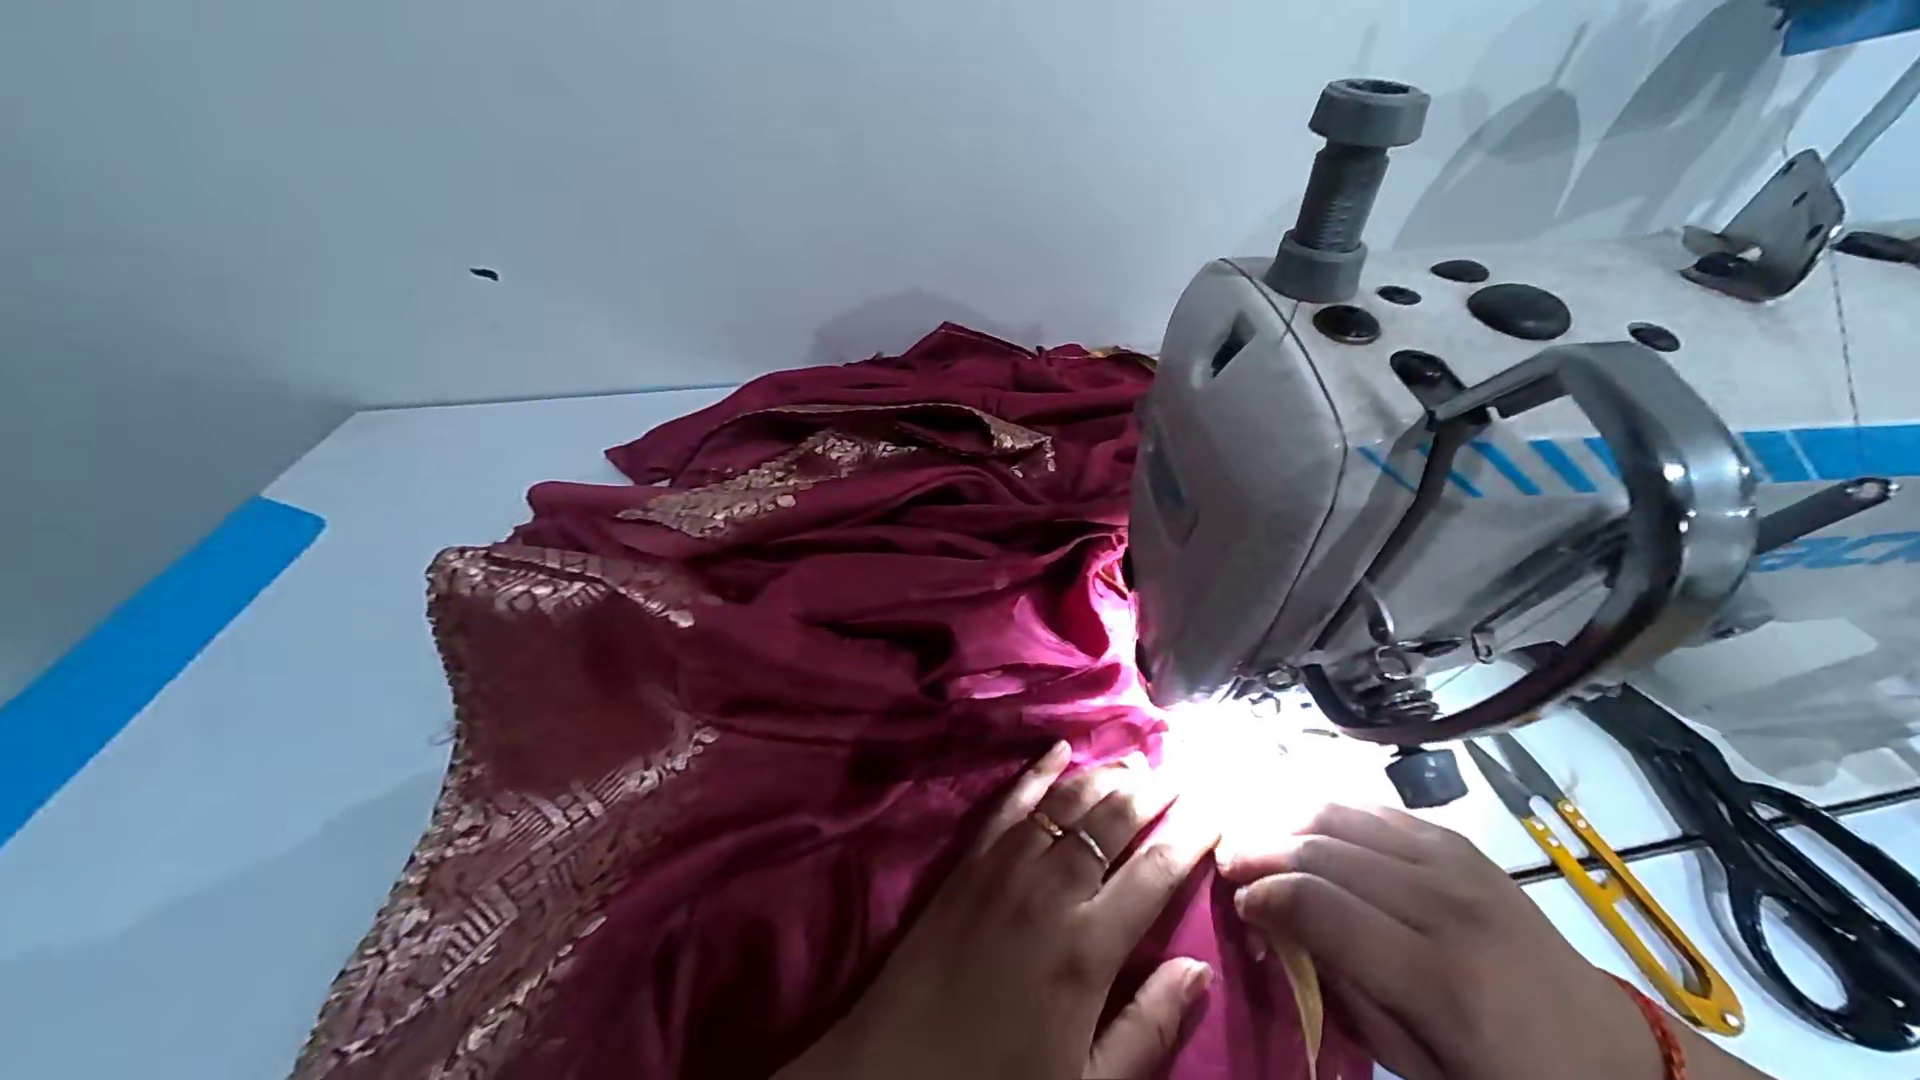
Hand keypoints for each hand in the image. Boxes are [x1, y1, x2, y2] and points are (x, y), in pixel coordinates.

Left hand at [775, 743, 1219, 1079]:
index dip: (1191, 837)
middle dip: (1151, 792)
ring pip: (1065, 803)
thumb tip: (1199, 969)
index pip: (1155, 873)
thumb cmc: (997, 1079)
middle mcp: (1049, 890)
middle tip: (1178, 772)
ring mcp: (1004, 866)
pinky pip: (1009, 804)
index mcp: (1087, 947)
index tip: (1215, 811)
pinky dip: (1036, 772)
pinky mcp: (968, 860)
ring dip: (1103, 776)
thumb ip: (1148, 1027)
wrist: (894, 1068)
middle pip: (1112, 822)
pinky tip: (1057, 750)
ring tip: (1133, 760)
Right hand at [1220, 804, 1662, 1079]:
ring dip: (1279, 820)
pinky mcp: (1457, 840)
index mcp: (1440, 977)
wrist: (1610, 1052)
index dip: (1261, 894)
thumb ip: (1334, 986)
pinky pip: (1368, 805)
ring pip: (1334, 812)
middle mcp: (1445, 904)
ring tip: (1253, 839)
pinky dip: (1321, 810)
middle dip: (1257, 849)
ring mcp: (1454, 861)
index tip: (1238, 905)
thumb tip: (1268, 926)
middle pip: (1317, 847)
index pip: (1315, 902)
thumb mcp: (1412, 1061)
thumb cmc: (1502, 1074)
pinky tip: (1299, 827)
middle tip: (1227, 862)